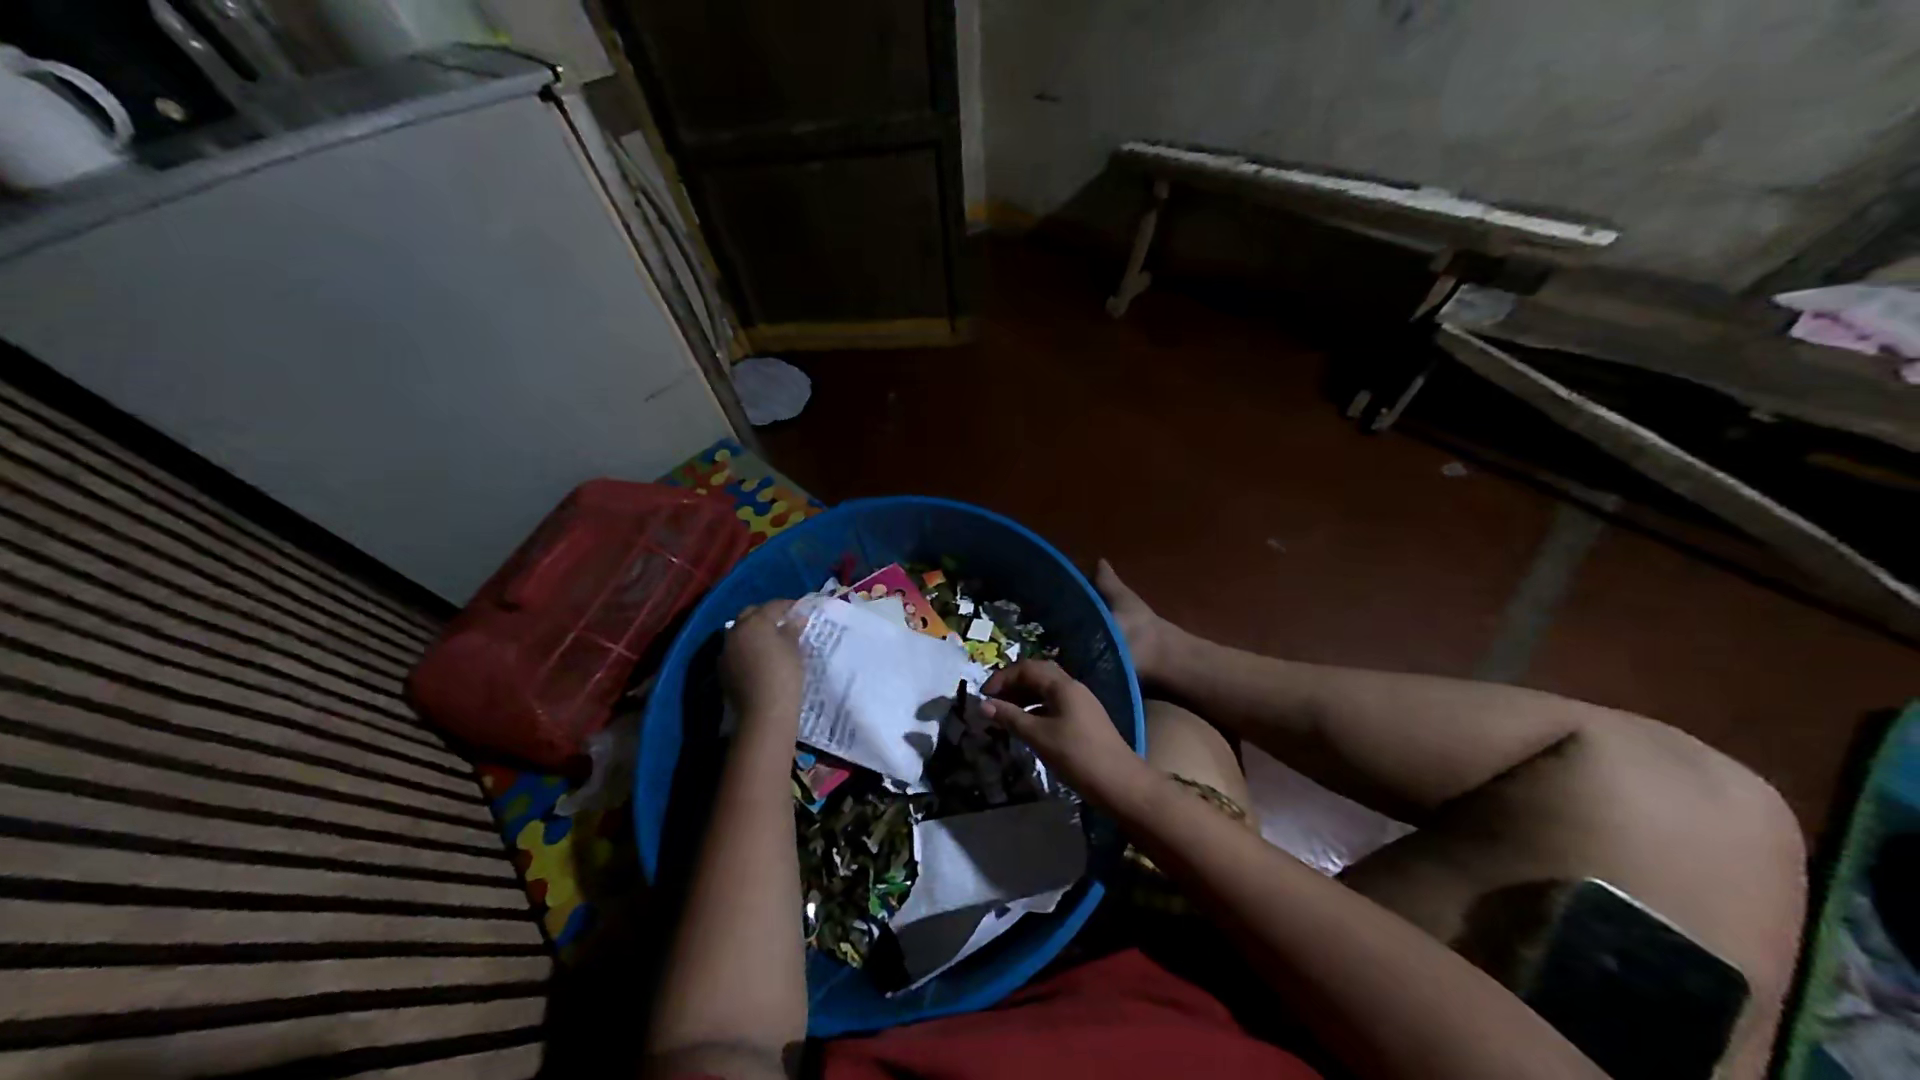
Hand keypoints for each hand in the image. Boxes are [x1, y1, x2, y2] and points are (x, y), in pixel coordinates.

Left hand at [720, 600, 804, 726]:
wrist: (763, 711)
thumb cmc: (784, 674)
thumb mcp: (794, 649)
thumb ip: (792, 629)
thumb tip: (797, 618)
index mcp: (755, 622)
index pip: (773, 606)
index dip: (787, 606)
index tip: (799, 609)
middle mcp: (736, 631)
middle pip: (750, 615)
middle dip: (765, 615)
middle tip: (781, 622)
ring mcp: (726, 650)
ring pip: (739, 632)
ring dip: (752, 632)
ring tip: (769, 640)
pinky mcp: (722, 669)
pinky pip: (735, 650)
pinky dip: (745, 649)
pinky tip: (757, 658)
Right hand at [981, 660, 1149, 805]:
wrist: (1119, 782)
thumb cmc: (1076, 755)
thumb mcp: (1038, 736)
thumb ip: (1010, 717)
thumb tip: (983, 705)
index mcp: (1063, 686)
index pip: (1027, 668)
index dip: (1003, 678)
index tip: (984, 696)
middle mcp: (1073, 687)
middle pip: (1038, 675)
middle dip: (1012, 684)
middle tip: (993, 701)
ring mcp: (1081, 703)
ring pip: (1046, 690)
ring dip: (1024, 697)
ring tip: (1005, 714)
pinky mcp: (1084, 719)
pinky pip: (1054, 704)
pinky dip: (1036, 709)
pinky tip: (1026, 725)